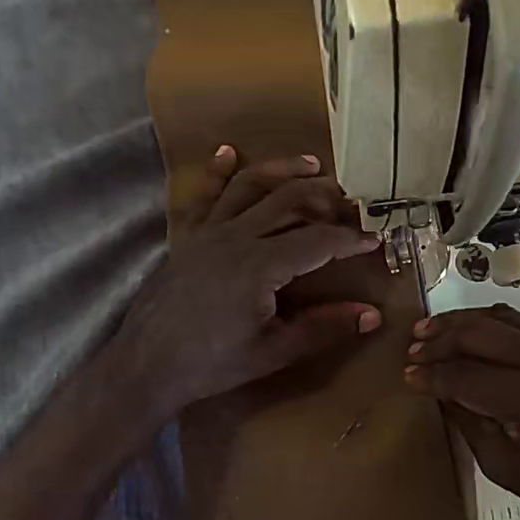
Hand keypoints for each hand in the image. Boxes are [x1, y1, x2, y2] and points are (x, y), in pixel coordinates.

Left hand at [110, 146, 381, 412]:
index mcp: (259, 266)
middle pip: (289, 200)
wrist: (144, 367)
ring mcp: (208, 233)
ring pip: (251, 187)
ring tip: (312, 165)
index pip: (318, 241)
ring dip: (284, 171)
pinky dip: (218, 172)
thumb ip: (325, 328)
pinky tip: (229, 152)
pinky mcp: (187, 237)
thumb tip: (372, 315)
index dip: (350, 239)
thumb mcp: (274, 351)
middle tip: (353, 203)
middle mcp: (235, 237)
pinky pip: (205, 196)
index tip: (375, 240)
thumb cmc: (211, 364)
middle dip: (326, 197)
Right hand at [403, 305, 519, 519]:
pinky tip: (474, 331)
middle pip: (482, 334)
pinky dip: (495, 324)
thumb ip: (466, 419)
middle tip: (414, 345)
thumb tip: (436, 387)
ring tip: (434, 331)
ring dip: (465, 323)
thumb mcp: (502, 465)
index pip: (466, 374)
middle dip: (442, 339)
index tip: (407, 375)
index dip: (431, 374)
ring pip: (504, 318)